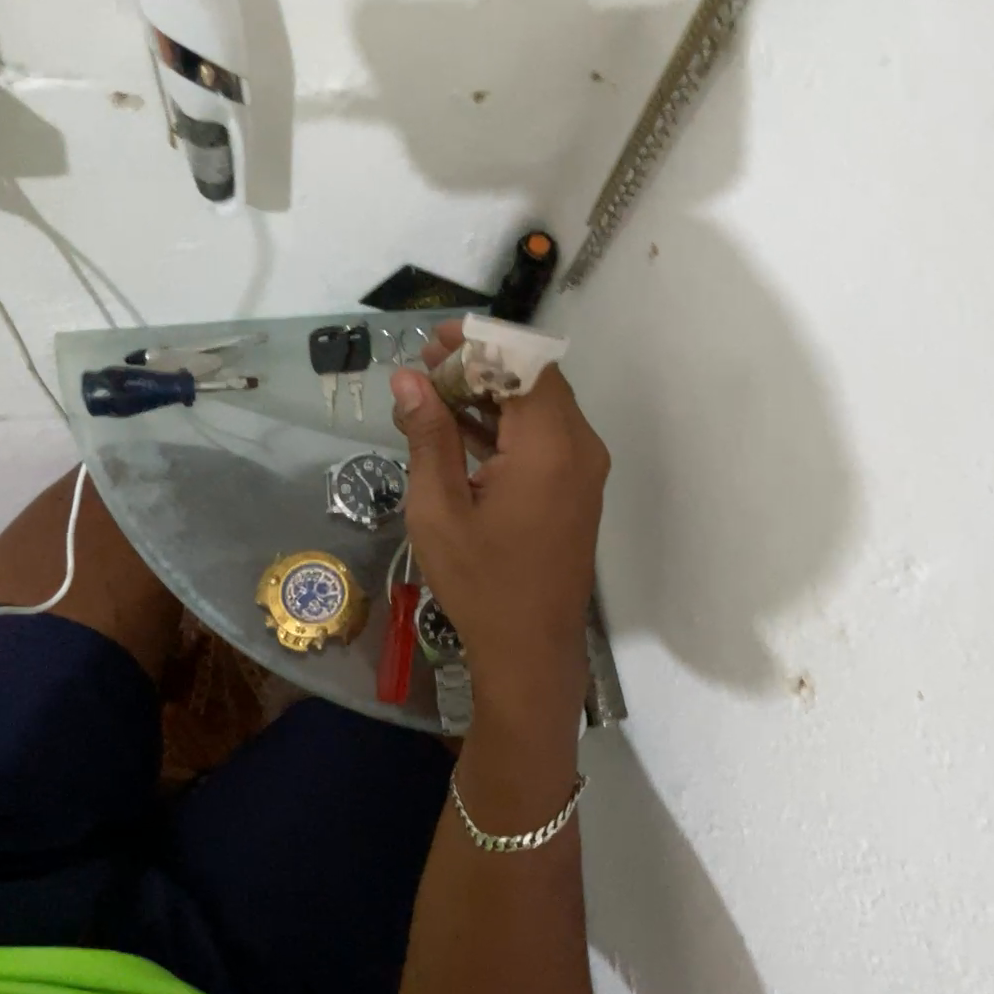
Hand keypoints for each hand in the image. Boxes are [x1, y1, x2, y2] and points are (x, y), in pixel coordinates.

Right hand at [390, 320, 610, 717]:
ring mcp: (584, 469)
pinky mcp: (577, 489)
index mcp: (550, 446)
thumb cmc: (481, 585)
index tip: (431, 342)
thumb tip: (409, 380)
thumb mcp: (438, 510)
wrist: (531, 651)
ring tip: (433, 394)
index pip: (522, 363)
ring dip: (491, 395)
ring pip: (540, 407)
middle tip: (424, 367)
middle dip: (480, 365)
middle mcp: (580, 447)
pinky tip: (461, 430)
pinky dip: (507, 427)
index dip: (477, 343)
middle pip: (534, 380)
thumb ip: (428, 437)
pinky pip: (545, 438)